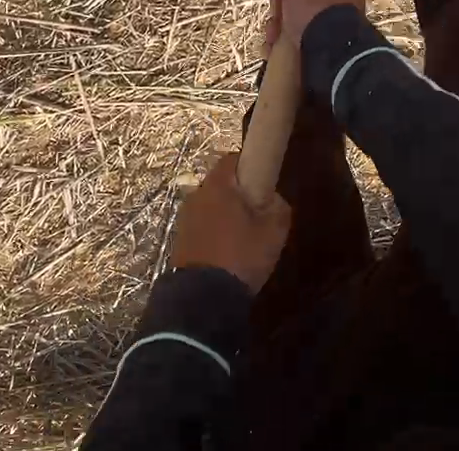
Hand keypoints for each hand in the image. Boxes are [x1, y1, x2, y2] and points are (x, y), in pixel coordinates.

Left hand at [169, 153, 290, 292]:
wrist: (203, 299)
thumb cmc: (241, 255)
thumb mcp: (273, 232)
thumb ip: (279, 208)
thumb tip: (274, 199)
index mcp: (218, 186)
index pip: (232, 159)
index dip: (249, 165)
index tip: (264, 181)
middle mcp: (197, 195)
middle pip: (220, 184)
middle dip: (238, 193)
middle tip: (258, 212)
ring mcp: (185, 219)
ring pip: (210, 206)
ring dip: (225, 215)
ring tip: (244, 236)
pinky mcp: (179, 241)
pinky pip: (201, 226)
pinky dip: (214, 232)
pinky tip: (227, 252)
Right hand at [263, 0, 365, 49]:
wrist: (331, 49)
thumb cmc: (314, 7)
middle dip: (283, 10)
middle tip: (274, 18)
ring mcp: (343, 22)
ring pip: (304, 20)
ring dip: (283, 28)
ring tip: (272, 38)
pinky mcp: (336, 43)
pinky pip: (308, 38)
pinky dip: (290, 43)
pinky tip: (274, 49)